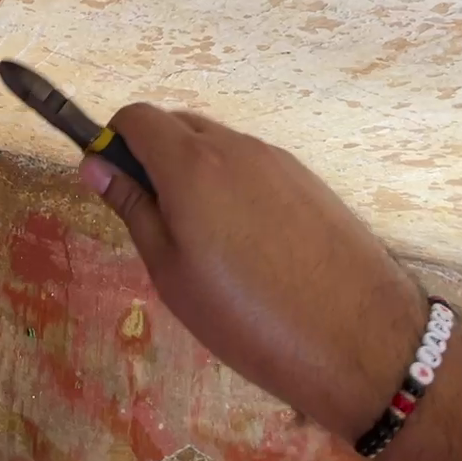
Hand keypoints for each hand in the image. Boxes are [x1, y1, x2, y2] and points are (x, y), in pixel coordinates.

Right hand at [84, 107, 461, 460]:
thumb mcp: (169, 270)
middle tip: (160, 220)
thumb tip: (93, 163)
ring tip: (211, 240)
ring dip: (194, 169)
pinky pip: (250, 162)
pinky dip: (233, 182)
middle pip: (174, 124)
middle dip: (153, 156)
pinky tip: (253, 242)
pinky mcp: (306, 178)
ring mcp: (274, 158)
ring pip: (214, 143)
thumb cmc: (247, 315)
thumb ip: (130, 205)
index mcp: (189, 163)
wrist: (368, 345)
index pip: (134, 115)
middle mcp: (231, 145)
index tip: (117, 184)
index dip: (114, 141)